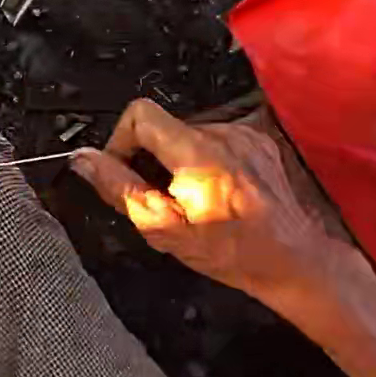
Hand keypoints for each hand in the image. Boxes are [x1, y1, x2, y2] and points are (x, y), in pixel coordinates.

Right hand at [71, 99, 340, 307]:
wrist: (293, 262)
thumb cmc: (229, 252)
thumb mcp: (162, 227)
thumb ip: (118, 187)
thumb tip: (82, 159)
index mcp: (198, 153)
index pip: (140, 114)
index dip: (119, 141)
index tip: (123, 172)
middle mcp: (224, 134)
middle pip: (160, 127)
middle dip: (147, 158)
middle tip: (156, 198)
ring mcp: (243, 135)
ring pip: (182, 135)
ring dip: (172, 162)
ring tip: (186, 199)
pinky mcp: (256, 140)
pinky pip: (209, 139)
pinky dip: (197, 161)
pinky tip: (209, 192)